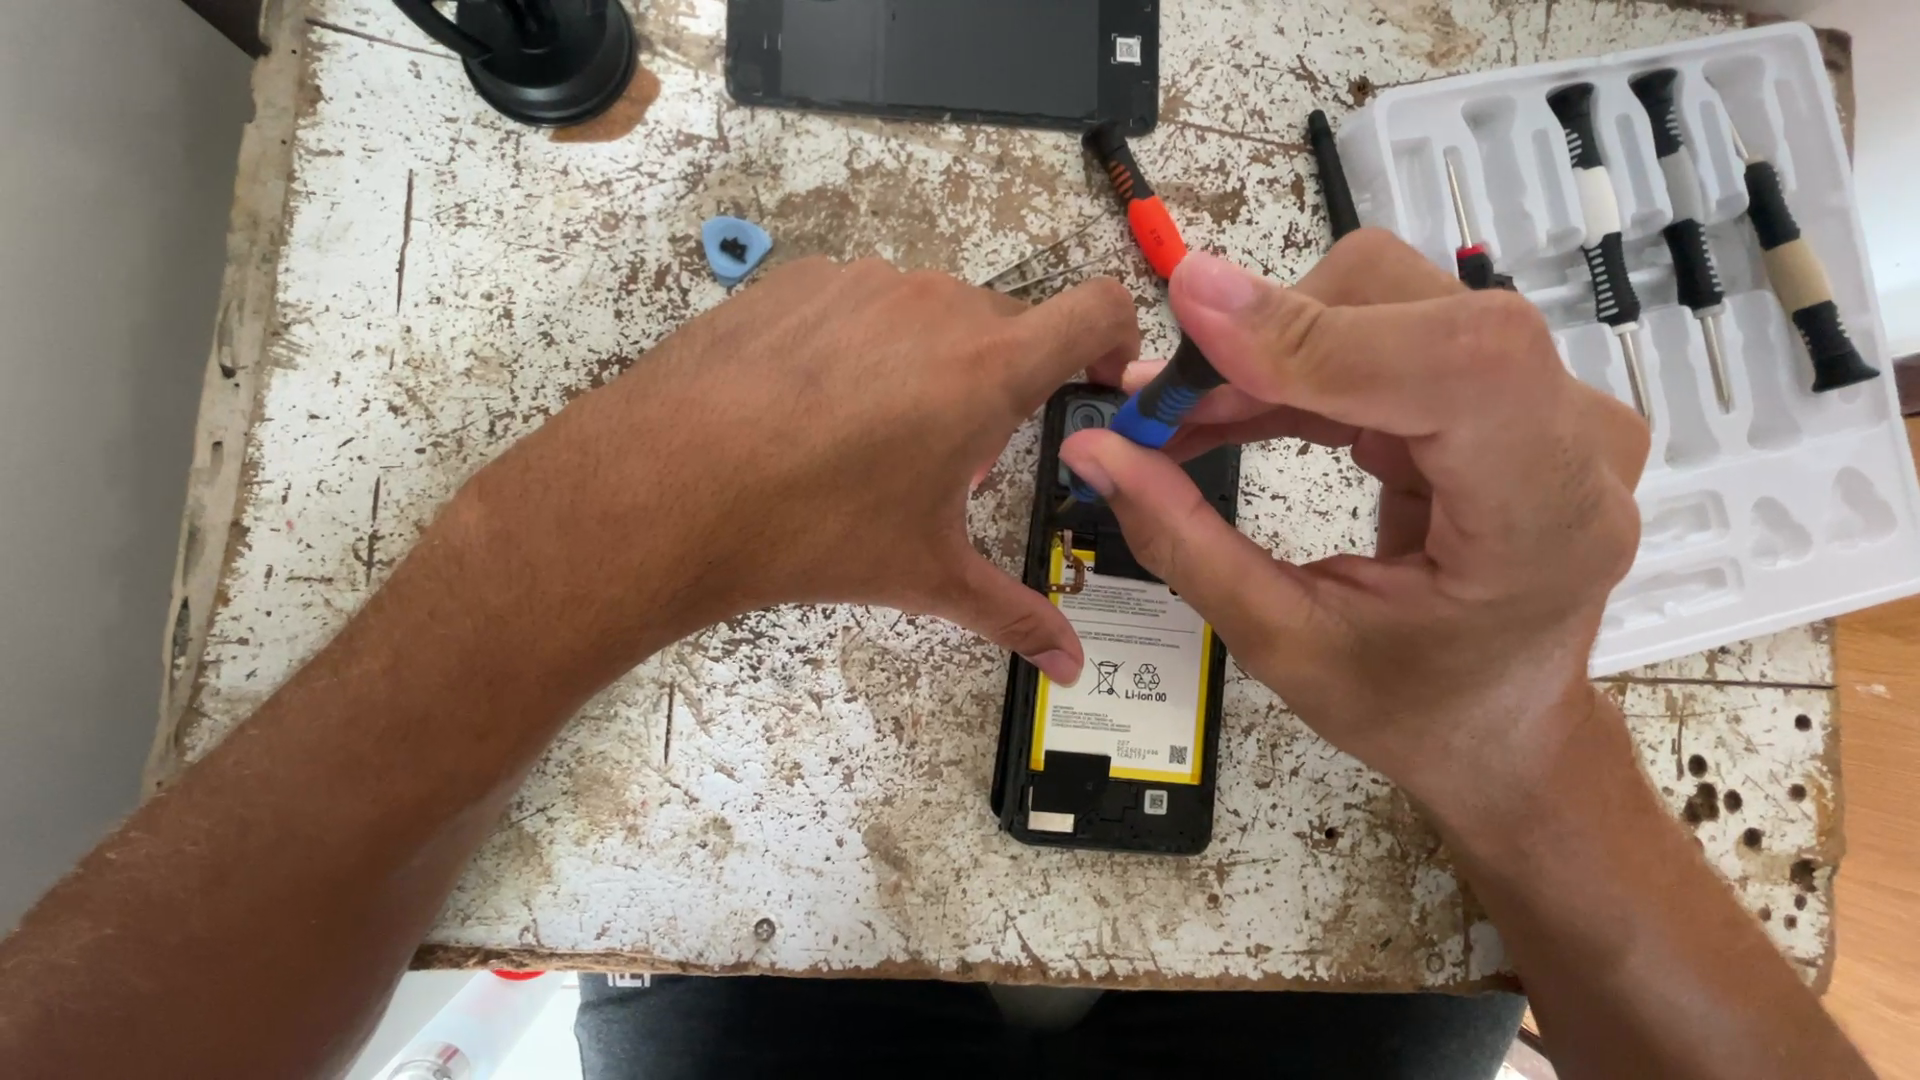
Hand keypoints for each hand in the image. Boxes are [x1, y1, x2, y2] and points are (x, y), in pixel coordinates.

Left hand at [440, 257, 1137, 697]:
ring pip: (932, 316)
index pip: (1095, 311)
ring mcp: (861, 285)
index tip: (1098, 383)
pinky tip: (815, 406)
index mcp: (986, 369)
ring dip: (933, 365)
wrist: (668, 487)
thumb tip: (1069, 666)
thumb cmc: (814, 529)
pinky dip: (867, 345)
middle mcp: (934, 307)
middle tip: (956, 456)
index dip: (1115, 340)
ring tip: (875, 436)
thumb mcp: (926, 574)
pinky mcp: (798, 282)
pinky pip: (864, 305)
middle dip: (1003, 384)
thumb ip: (1013, 613)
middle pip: (1007, 327)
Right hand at [1058, 233, 1648, 821]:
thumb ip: (1182, 541)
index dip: (1314, 330)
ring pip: (1380, 309)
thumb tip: (1092, 451)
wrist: (1500, 728)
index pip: (1457, 362)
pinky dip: (1283, 371)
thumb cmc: (1409, 709)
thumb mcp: (1280, 643)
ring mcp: (1537, 404)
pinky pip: (1373, 345)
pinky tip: (1222, 414)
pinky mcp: (1491, 398)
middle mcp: (1567, 433)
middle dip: (1262, 338)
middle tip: (1157, 405)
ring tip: (1172, 418)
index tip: (1188, 312)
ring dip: (1259, 354)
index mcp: (1544, 517)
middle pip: (1405, 306)